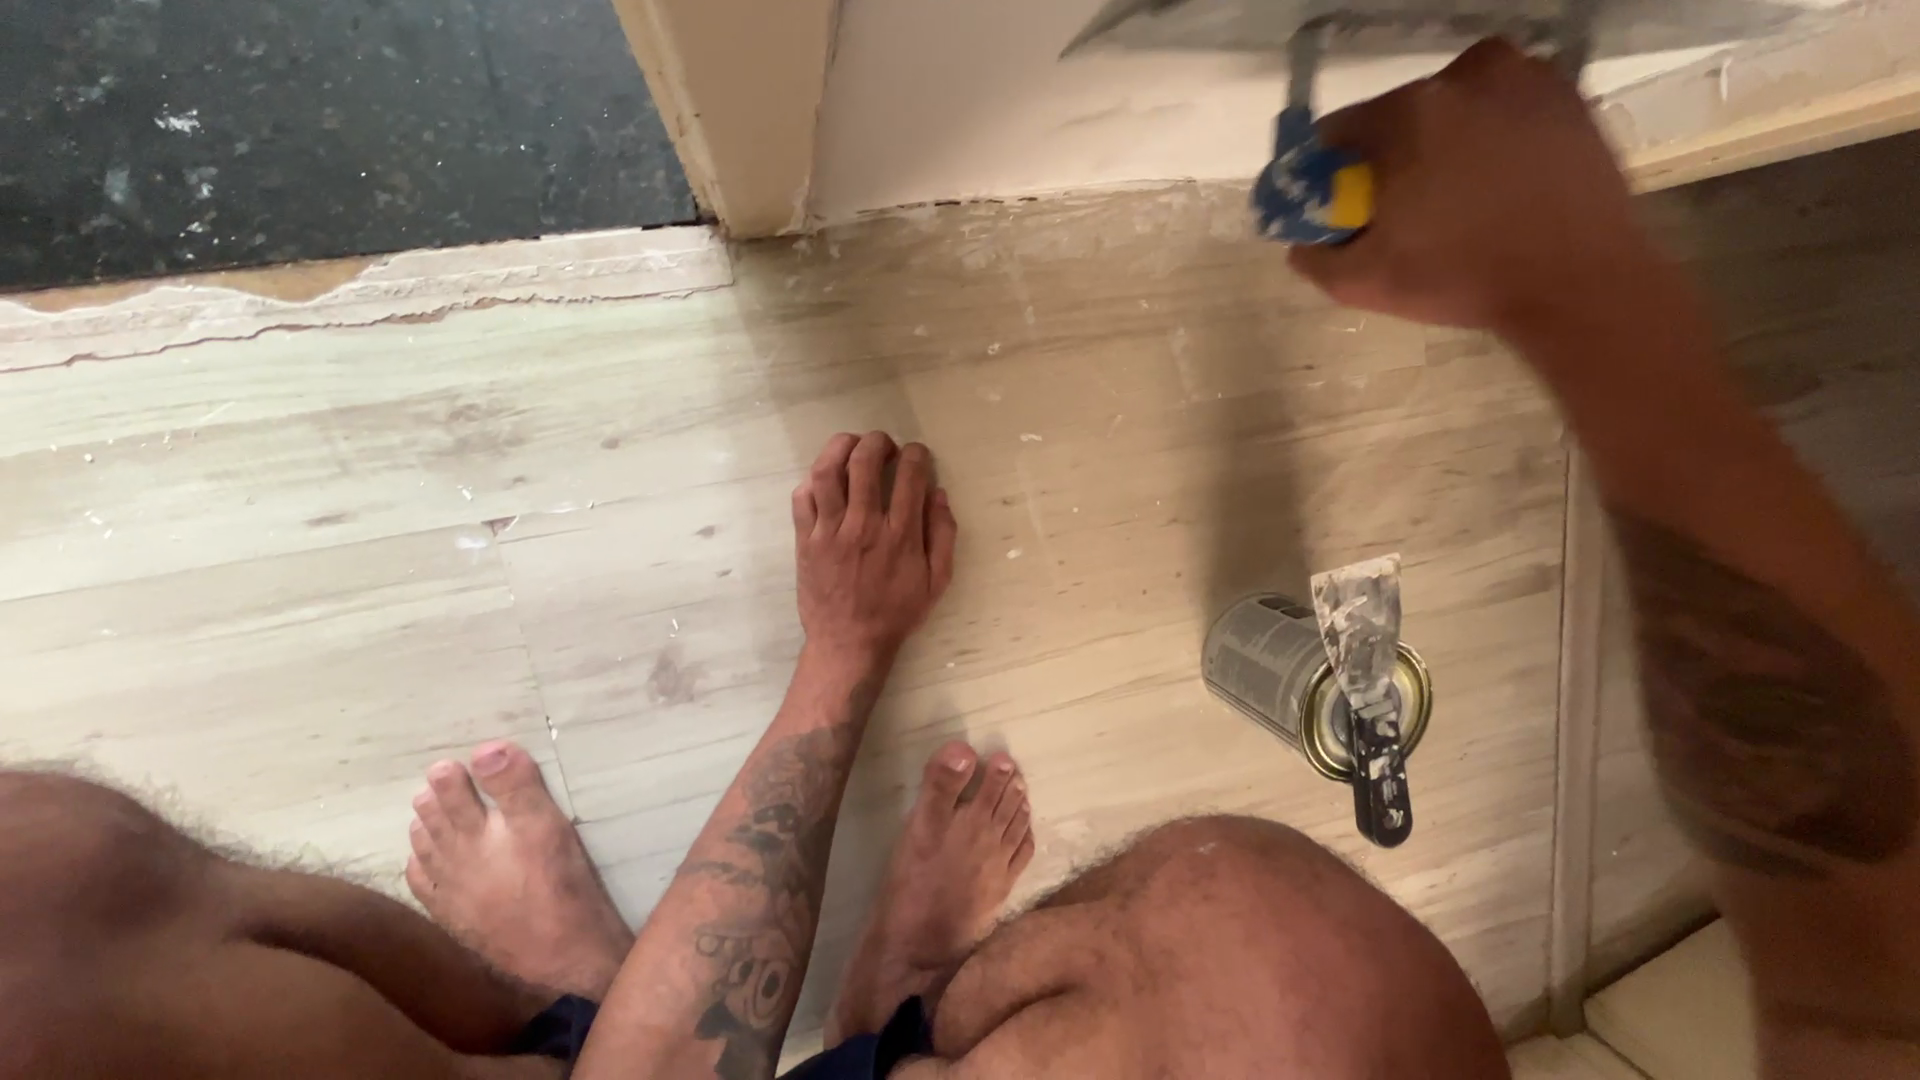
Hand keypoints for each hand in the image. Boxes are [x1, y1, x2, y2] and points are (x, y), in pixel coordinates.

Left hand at [791, 431, 957, 662]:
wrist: (849, 643)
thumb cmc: (896, 613)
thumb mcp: (937, 581)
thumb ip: (942, 534)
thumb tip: (938, 493)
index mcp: (901, 535)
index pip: (910, 475)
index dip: (916, 454)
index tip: (917, 455)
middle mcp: (864, 526)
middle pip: (865, 461)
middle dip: (878, 442)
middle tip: (884, 446)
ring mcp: (830, 532)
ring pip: (827, 471)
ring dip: (840, 448)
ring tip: (852, 447)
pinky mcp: (805, 540)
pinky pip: (802, 498)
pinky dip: (813, 479)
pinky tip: (826, 480)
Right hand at [1288, 38, 1665, 335]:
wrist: (1576, 280)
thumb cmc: (1459, 277)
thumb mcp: (1361, 283)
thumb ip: (1313, 257)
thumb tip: (1300, 240)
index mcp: (1407, 113)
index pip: (1338, 131)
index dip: (1329, 172)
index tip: (1340, 205)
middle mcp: (1465, 75)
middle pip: (1397, 116)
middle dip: (1388, 157)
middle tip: (1398, 209)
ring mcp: (1526, 78)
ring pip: (1452, 108)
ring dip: (1439, 143)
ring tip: (1450, 196)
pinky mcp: (1569, 95)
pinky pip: (1503, 110)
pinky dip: (1489, 138)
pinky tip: (1494, 184)